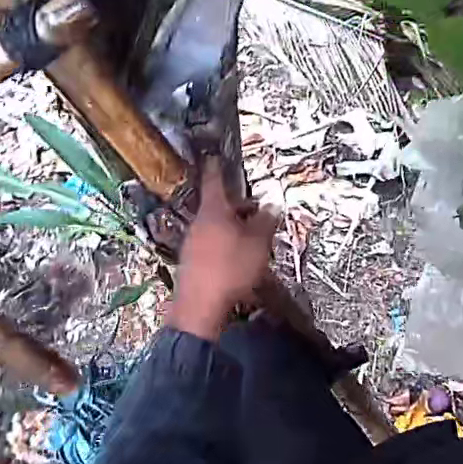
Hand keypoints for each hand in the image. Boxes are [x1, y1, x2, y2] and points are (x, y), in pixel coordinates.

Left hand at [165, 159, 277, 340]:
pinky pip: (211, 244)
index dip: (216, 167)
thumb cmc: (230, 269)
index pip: (214, 181)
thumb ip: (265, 222)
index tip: (215, 156)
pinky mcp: (191, 262)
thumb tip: (271, 207)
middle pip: (218, 206)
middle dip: (238, 207)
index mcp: (213, 211)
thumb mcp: (257, 244)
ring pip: (215, 226)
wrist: (200, 307)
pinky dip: (225, 244)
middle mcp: (198, 223)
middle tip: (257, 210)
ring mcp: (192, 243)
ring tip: (253, 239)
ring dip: (233, 228)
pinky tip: (238, 259)